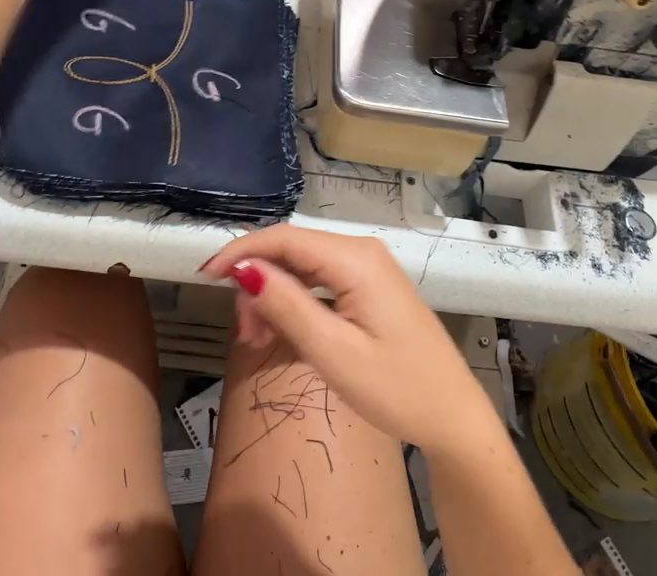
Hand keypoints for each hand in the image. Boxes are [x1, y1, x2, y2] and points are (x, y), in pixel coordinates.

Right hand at [200, 226, 503, 458]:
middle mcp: (362, 252)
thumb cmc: (396, 389)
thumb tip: (243, 268)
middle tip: (245, 336)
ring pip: (303, 268)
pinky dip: (296, 305)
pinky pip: (321, 283)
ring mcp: (369, 269)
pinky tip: (285, 335)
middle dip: (258, 285)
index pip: (284, 238)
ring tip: (261, 343)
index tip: (204, 277)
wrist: (452, 417)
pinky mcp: (371, 288)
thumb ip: (287, 305)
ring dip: (274, 299)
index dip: (241, 252)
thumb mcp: (333, 352)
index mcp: (356, 260)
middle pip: (291, 252)